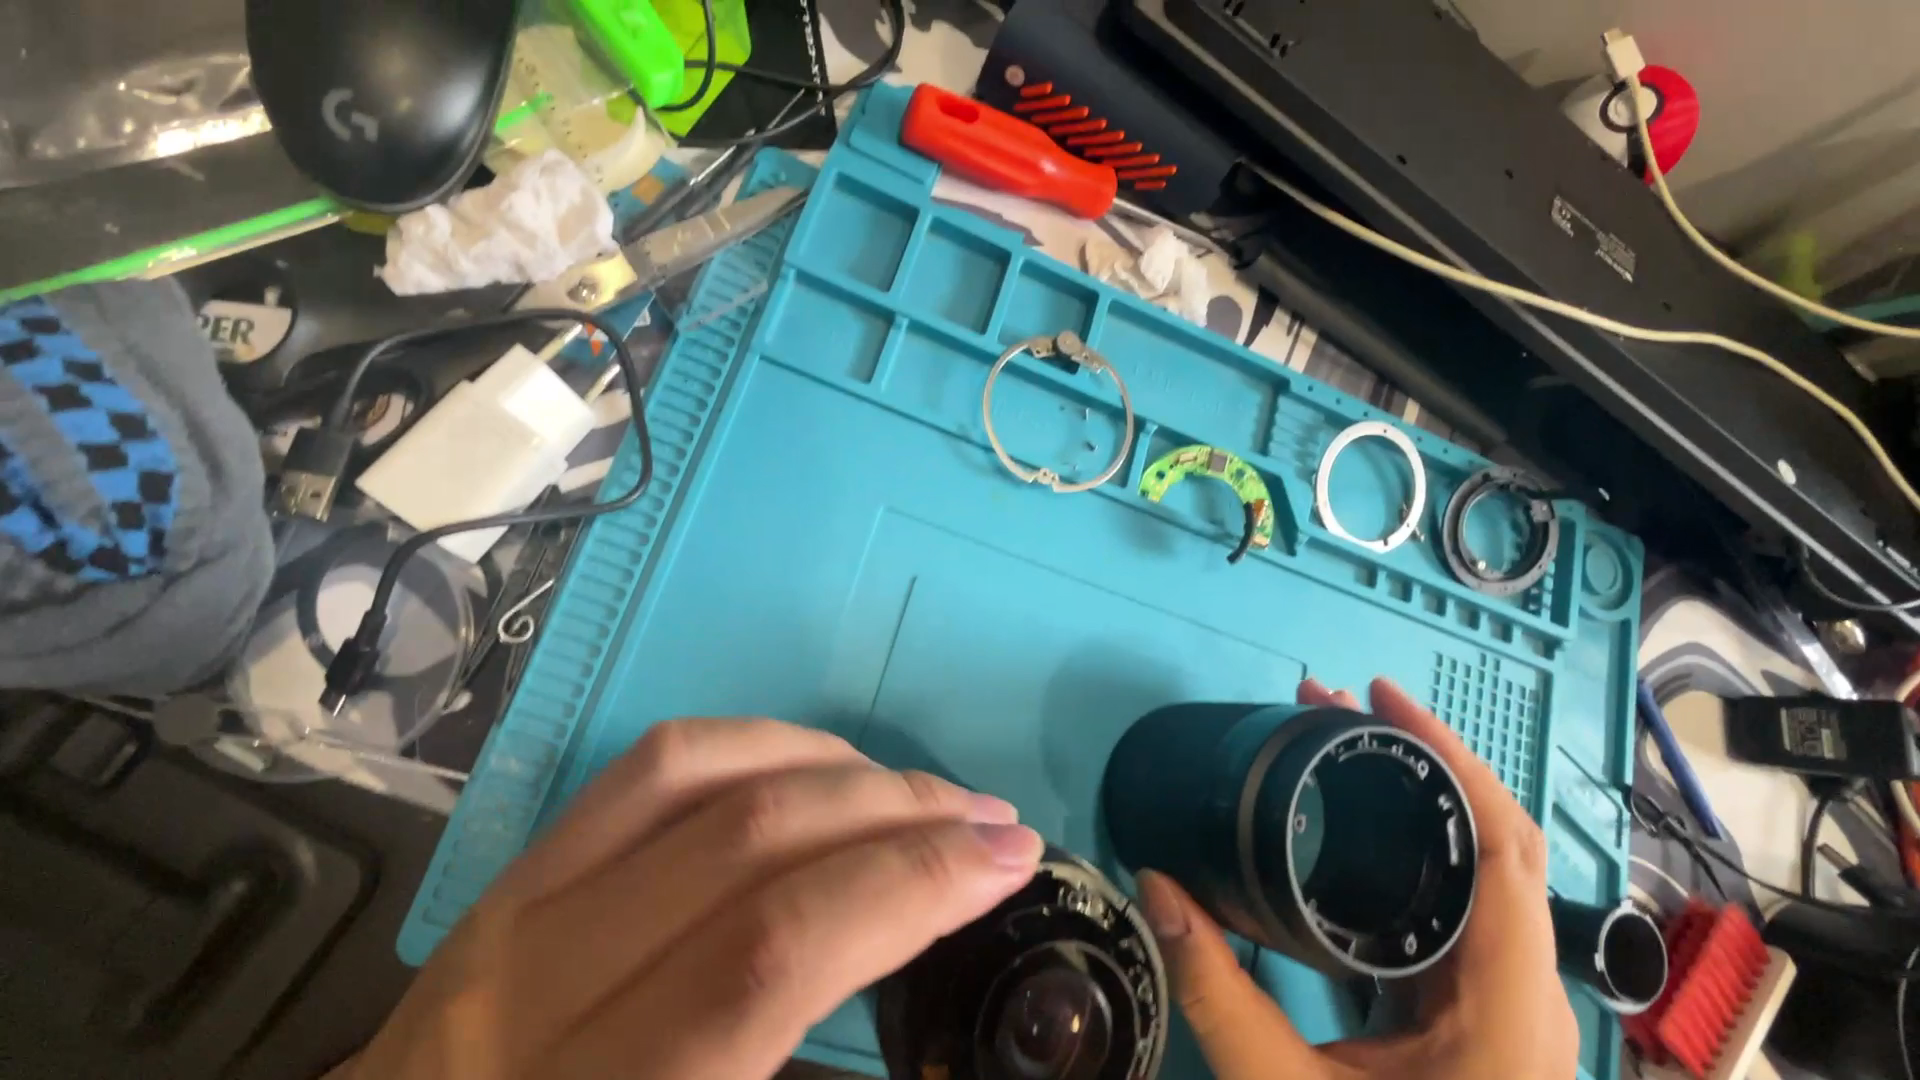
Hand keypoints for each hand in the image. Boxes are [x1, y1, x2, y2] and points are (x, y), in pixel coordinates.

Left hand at [351, 717, 1042, 1079]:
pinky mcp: (512, 874)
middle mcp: (535, 996)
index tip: (1007, 860)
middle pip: (745, 846)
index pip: (772, 953)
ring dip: (835, 768)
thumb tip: (925, 979)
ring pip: (696, 776)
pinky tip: (818, 766)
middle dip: (898, 816)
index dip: (906, 888)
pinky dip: (755, 743)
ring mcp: (511, 914)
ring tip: (919, 793)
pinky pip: (648, 767)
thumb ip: (812, 1059)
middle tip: (990, 820)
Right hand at [1136, 677, 1578, 1079]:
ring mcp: (1498, 999)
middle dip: (1417, 759)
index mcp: (1504, 1001)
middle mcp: (1518, 986)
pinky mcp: (1468, 1010)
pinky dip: (1402, 852)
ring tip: (1336, 748)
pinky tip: (1348, 837)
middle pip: (1491, 841)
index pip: (1503, 846)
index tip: (1380, 697)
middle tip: (1331, 707)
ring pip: (1473, 874)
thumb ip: (1216, 990)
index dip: (1452, 757)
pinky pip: (1447, 907)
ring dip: (1410, 802)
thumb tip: (1154, 883)